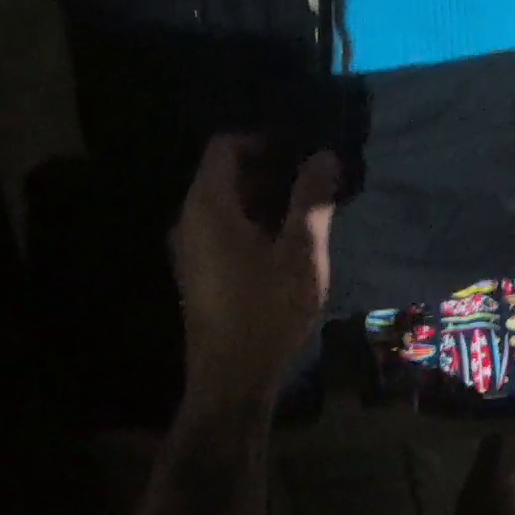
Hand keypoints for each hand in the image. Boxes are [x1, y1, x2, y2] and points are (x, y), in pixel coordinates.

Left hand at [170, 134, 338, 399]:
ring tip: (309, 214)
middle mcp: (190, 220)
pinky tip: (288, 247)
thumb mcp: (301, 251)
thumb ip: (312, 200)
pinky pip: (224, 231)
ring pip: (227, 206)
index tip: (302, 151)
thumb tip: (324, 156)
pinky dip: (255, 225)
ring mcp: (191, 248)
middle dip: (271, 172)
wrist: (233, 374)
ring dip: (266, 201)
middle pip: (225, 176)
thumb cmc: (268, 308)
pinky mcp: (200, 273)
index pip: (225, 148)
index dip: (263, 140)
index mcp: (209, 206)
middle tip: (315, 182)